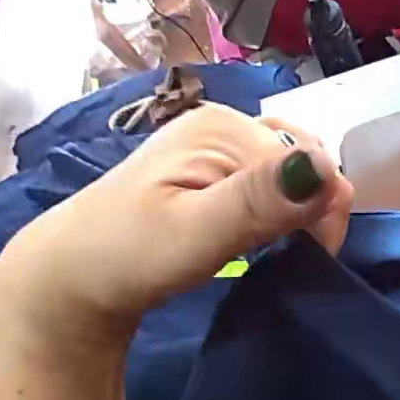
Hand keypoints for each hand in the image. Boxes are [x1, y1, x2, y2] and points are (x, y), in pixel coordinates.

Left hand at [0, 103, 353, 356]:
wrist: (71, 276)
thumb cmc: (128, 257)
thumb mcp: (195, 233)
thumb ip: (258, 201)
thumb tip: (328, 172)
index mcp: (223, 128)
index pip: (311, 162)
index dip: (322, 213)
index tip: (307, 259)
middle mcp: (222, 123)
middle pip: (303, 161)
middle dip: (311, 209)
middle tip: (285, 256)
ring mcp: (212, 145)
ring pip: (288, 172)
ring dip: (296, 210)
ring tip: (272, 248)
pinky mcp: (206, 169)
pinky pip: (265, 182)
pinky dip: (276, 208)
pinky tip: (259, 234)